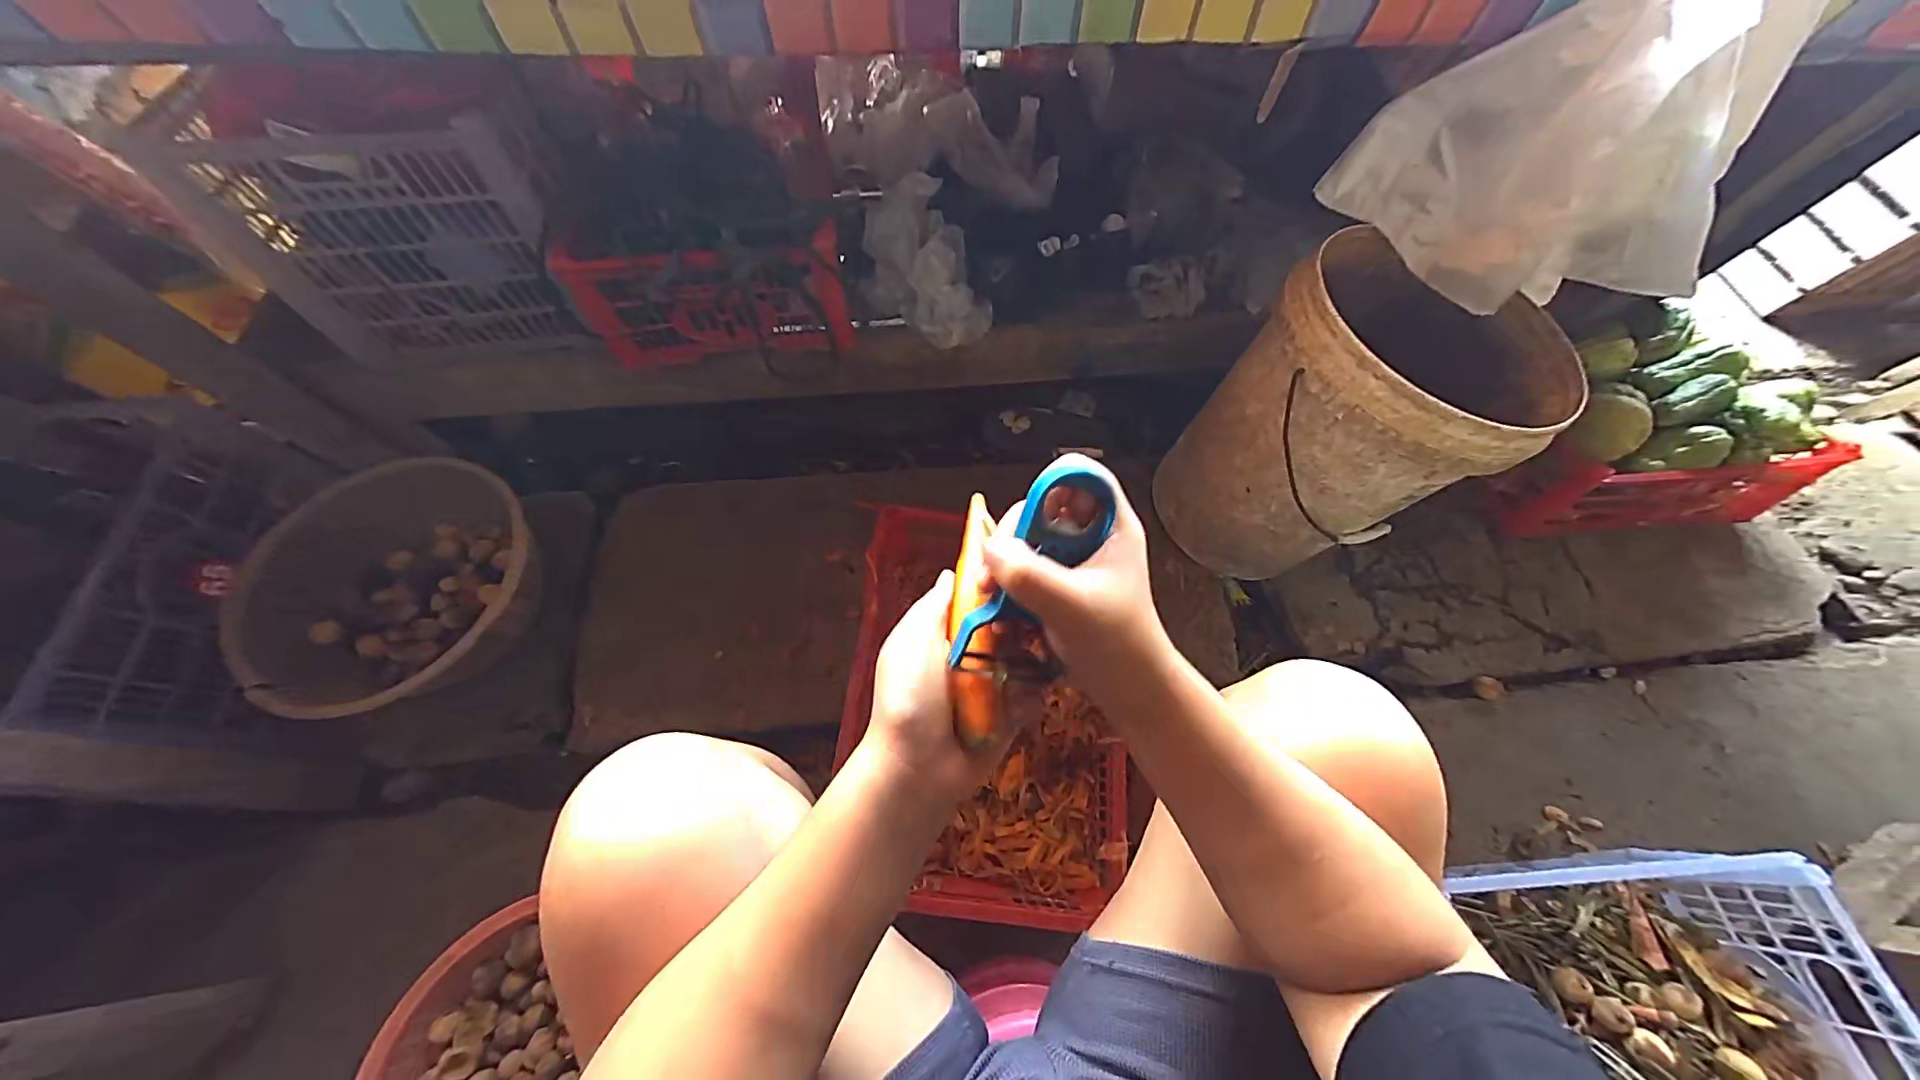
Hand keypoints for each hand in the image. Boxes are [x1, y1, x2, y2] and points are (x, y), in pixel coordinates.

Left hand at [861, 570, 1009, 806]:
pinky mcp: (1010, 716)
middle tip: (1030, 624)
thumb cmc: (907, 699)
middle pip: (1010, 627)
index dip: (997, 589)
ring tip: (1027, 667)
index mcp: (944, 636)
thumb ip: (932, 607)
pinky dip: (1030, 697)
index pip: (978, 602)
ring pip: (1027, 660)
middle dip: (1021, 625)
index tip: (1019, 575)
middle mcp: (970, 657)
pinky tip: (1020, 702)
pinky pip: (1033, 696)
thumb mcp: (911, 642)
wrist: (918, 770)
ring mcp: (992, 687)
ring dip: (1028, 663)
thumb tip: (950, 574)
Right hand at [981, 455, 1170, 700]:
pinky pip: (1024, 569)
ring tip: (989, 591)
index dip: (1051, 487)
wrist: (1131, 691)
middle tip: (992, 568)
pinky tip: (999, 607)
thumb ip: (1028, 573)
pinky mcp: (1059, 585)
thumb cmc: (1116, 645)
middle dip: (1013, 535)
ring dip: (1003, 562)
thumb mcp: (1070, 605)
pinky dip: (1008, 583)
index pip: (1081, 476)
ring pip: (1028, 540)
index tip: (1025, 523)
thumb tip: (989, 549)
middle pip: (1043, 508)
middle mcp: (1091, 535)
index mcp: (1111, 525)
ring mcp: (1074, 561)